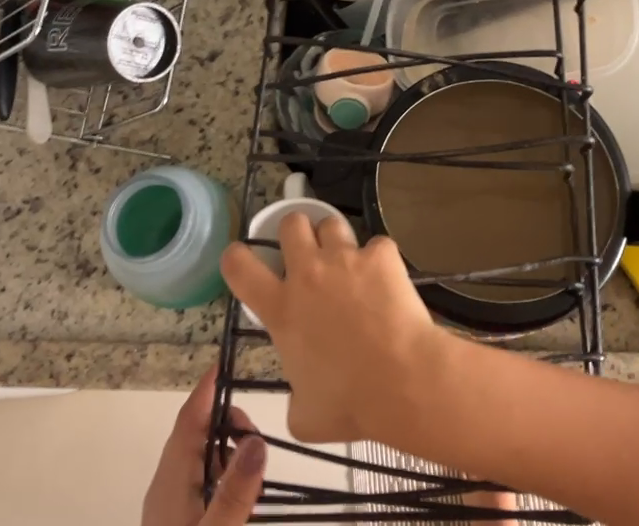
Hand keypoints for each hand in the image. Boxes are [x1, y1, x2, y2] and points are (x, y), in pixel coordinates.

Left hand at [142, 366, 265, 525]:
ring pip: (199, 459)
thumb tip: (255, 440)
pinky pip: (201, 480)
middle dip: (227, 423)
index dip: (206, 391)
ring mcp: (169, 505)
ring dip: (228, 450)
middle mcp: (166, 486)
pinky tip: (243, 493)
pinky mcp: (177, 519)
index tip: (224, 364)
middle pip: (195, 435)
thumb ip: (235, 492)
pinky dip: (224, 473)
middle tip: (259, 437)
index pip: (188, 421)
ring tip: (258, 468)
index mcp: (172, 481)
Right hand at [221, 212, 447, 443]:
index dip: (236, 257)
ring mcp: (345, 259)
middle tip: (308, 254)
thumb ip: (294, 399)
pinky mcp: (381, 256)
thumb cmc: (349, 403)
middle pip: (291, 224)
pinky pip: (377, 245)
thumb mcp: (305, 416)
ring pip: (331, 222)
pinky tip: (388, 281)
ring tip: (348, 262)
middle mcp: (308, 275)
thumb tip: (301, 400)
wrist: (402, 381)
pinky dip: (380, 260)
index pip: (239, 266)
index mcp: (282, 309)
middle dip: (297, 233)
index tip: (242, 259)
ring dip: (335, 239)